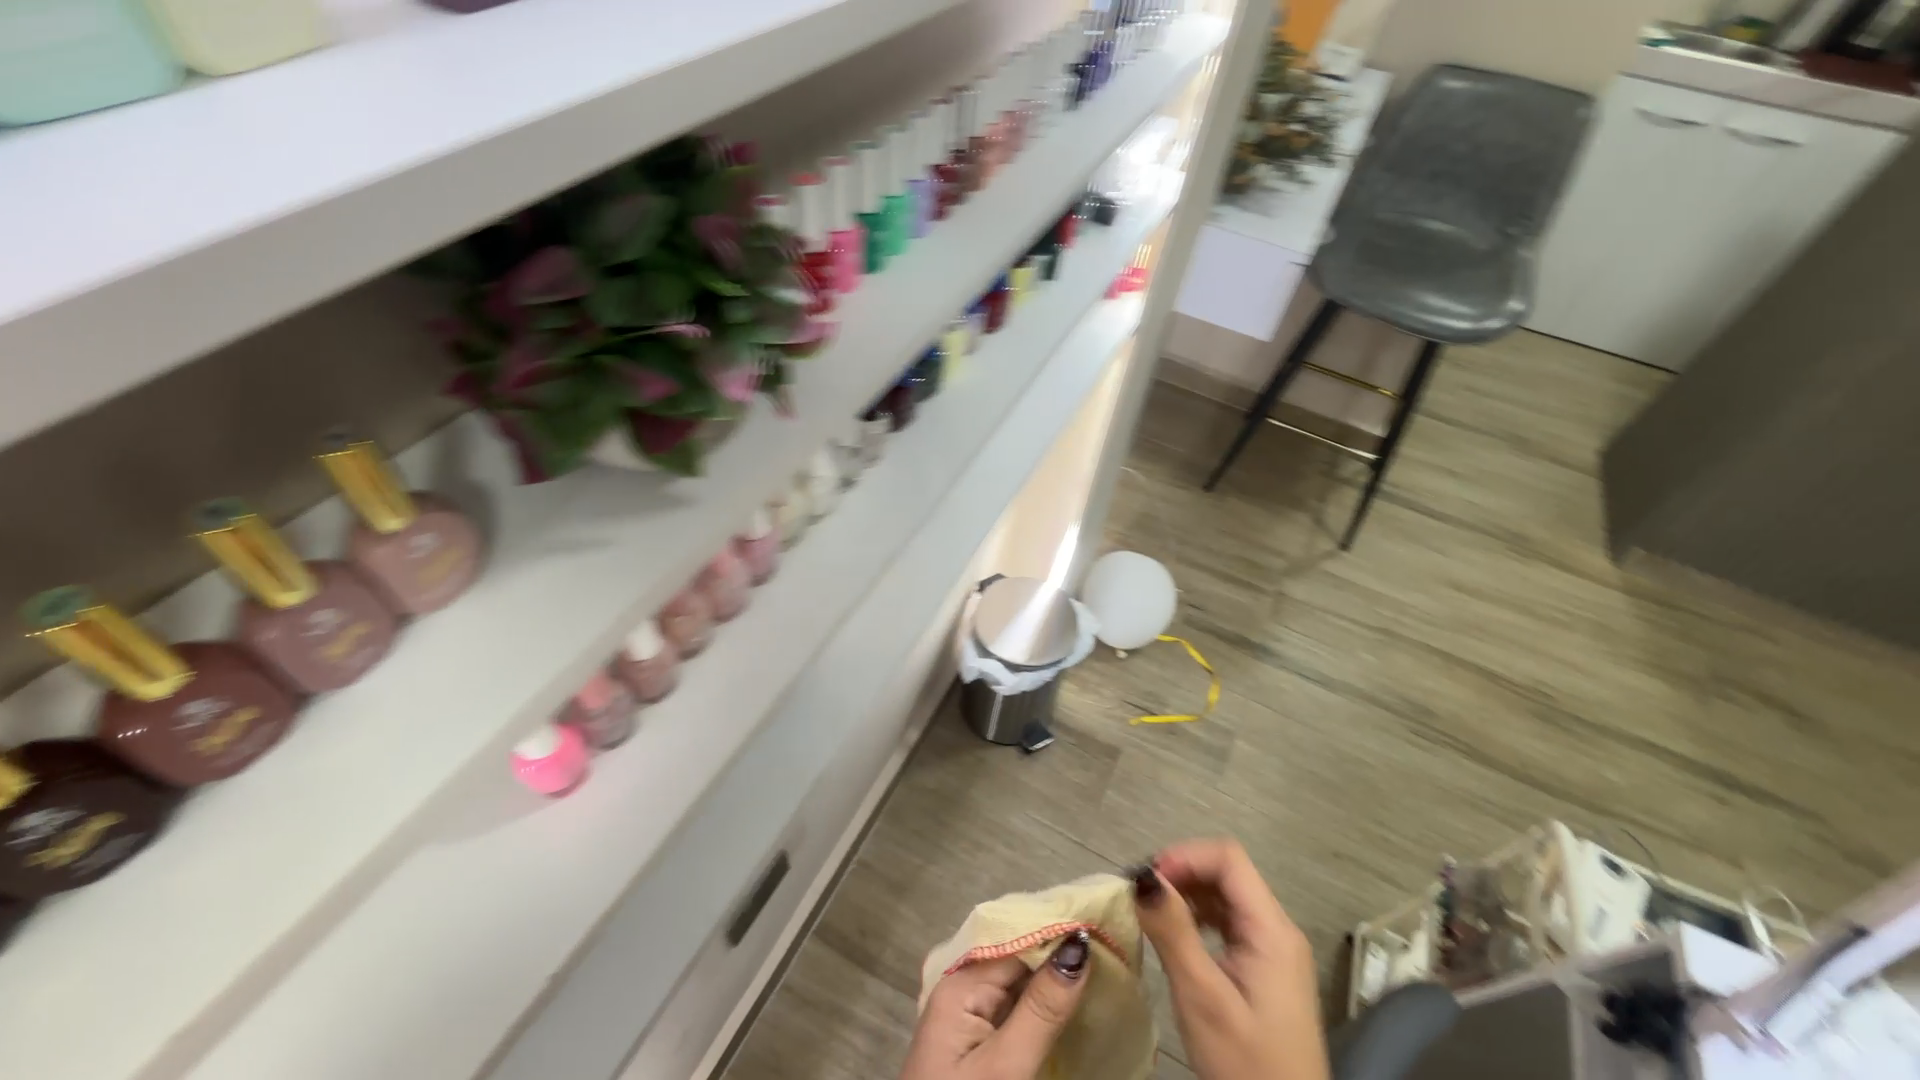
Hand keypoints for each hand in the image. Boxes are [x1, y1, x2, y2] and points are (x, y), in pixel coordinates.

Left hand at [899, 931, 1091, 1079]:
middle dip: (1062, 954)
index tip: (1108, 925)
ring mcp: (969, 1017)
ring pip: (1020, 983)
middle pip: (1019, 958)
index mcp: (960, 983)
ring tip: (1108, 968)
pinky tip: (1075, 1004)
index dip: (1061, 932)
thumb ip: (1043, 1007)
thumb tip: (1079, 943)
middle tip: (1115, 948)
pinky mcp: (978, 1043)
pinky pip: (1015, 1009)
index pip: (1019, 941)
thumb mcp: (1006, 1065)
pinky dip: (1044, 1006)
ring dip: (1057, 979)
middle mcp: (961, 989)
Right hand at [1130, 840, 1328, 1079]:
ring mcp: (1274, 950)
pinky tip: (1175, 939)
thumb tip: (1142, 876)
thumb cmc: (1245, 1062)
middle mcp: (1278, 930)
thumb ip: (1174, 931)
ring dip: (1187, 895)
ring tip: (1150, 916)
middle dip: (1181, 874)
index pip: (1229, 858)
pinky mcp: (1264, 969)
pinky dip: (1197, 918)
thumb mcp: (1202, 996)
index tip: (1145, 881)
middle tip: (1140, 898)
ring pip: (1227, 897)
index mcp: (1272, 929)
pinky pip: (1229, 923)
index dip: (1184, 856)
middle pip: (1228, 873)